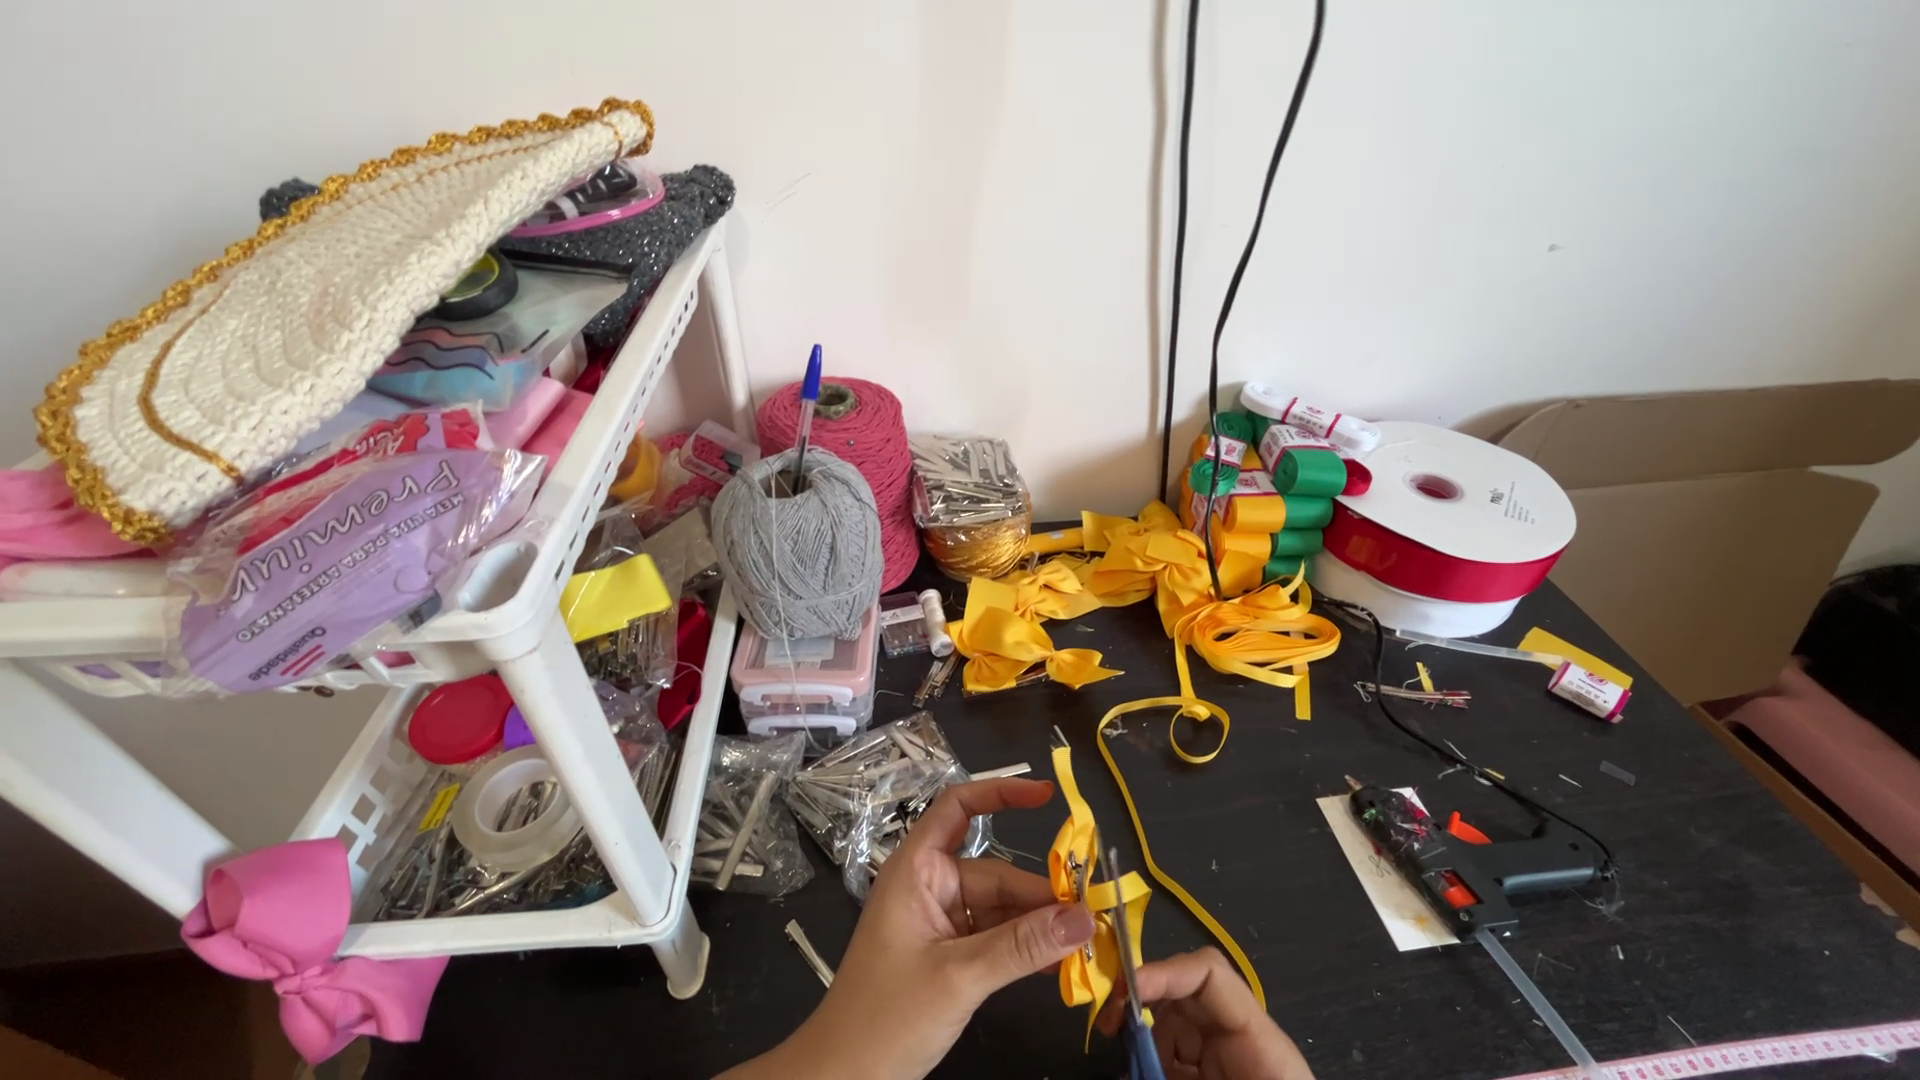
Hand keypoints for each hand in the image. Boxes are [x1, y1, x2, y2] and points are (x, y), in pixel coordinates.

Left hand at [725, 778, 1094, 1079]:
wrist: (842, 1077)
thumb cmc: (886, 1016)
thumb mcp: (959, 976)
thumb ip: (1022, 945)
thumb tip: (1084, 917)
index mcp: (917, 869)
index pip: (958, 809)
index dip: (1000, 793)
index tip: (1047, 795)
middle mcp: (930, 886)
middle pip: (996, 873)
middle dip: (1042, 894)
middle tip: (1094, 918)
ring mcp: (940, 922)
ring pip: (1002, 909)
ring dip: (1040, 927)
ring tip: (1087, 946)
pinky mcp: (950, 954)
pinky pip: (997, 938)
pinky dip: (1026, 949)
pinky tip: (1060, 965)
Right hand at [1096, 947, 1314, 1079]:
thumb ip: (1172, 1072)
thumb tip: (1129, 1070)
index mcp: (1260, 1043)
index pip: (1209, 976)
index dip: (1163, 973)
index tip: (1125, 996)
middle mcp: (1242, 1044)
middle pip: (1183, 998)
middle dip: (1142, 1007)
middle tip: (1108, 1028)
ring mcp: (1228, 1066)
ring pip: (1173, 1032)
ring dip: (1144, 1048)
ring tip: (1130, 1069)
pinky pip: (1176, 1063)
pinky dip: (1154, 1069)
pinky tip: (1142, 1076)